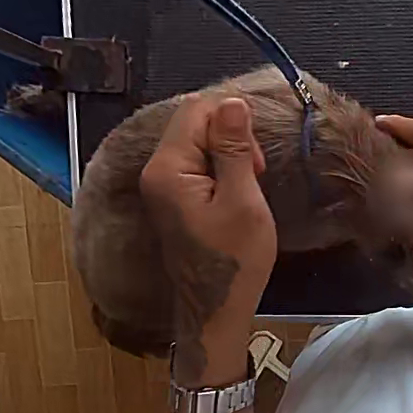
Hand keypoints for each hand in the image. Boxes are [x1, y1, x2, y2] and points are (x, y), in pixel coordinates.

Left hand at [141, 96, 277, 383]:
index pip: (196, 110)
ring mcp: (163, 186)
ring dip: (230, 154)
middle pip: (195, 123)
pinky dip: (222, 170)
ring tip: (249, 185)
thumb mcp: (243, 201)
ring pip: (199, 143)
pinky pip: (198, 165)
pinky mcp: (174, 199)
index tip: (254, 157)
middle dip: (231, 137)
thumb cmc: (235, 260)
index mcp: (168, 169)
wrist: (217, 309)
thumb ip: (234, 149)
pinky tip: (238, 192)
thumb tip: (232, 103)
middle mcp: (157, 172)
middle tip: (255, 173)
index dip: (232, 121)